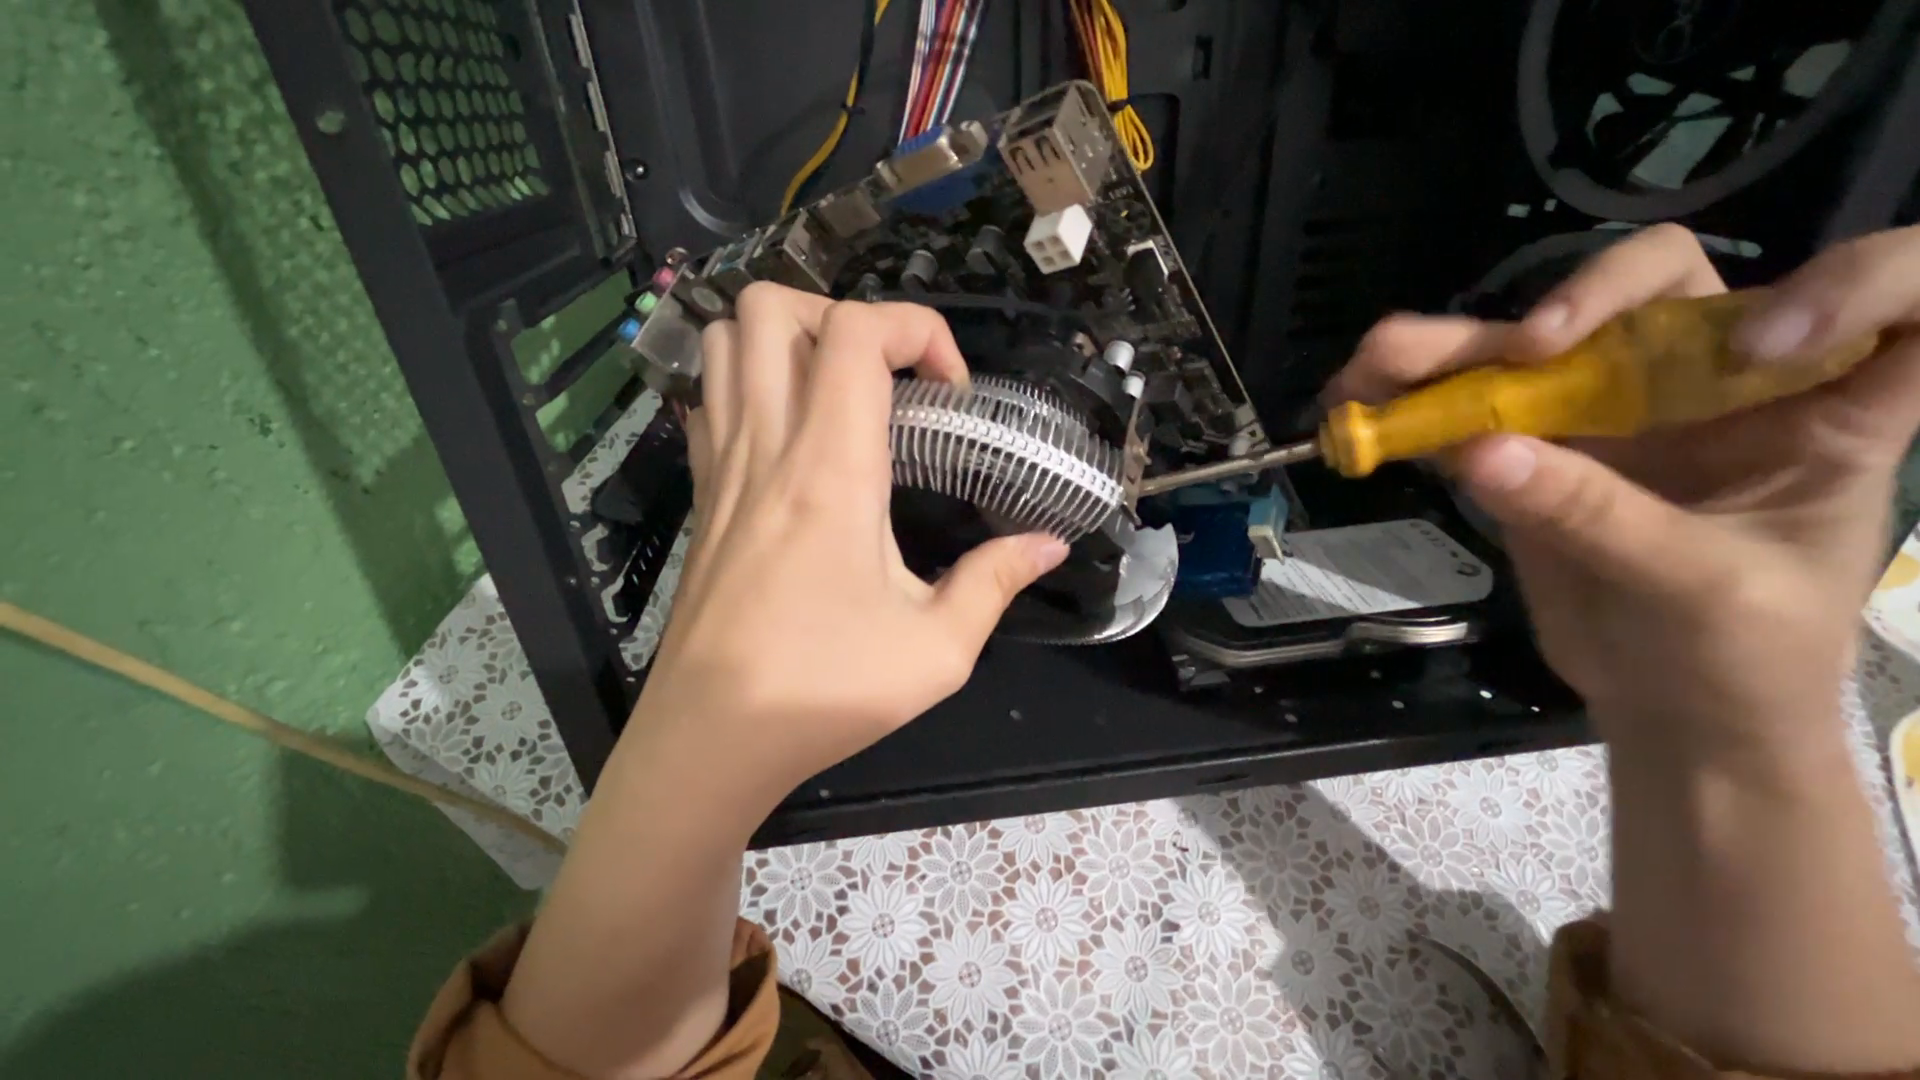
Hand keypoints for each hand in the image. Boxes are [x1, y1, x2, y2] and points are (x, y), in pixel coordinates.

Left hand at [628, 283, 1066, 807]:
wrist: (708, 739)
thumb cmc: (823, 693)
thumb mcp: (936, 651)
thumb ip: (995, 583)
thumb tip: (1049, 545)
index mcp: (831, 471)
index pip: (858, 332)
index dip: (919, 330)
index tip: (953, 393)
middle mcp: (766, 446)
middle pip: (772, 307)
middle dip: (845, 315)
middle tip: (890, 377)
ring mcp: (720, 465)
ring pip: (727, 340)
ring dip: (789, 338)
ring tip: (840, 391)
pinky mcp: (700, 492)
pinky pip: (709, 396)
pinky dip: (749, 380)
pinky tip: (792, 432)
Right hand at [1327, 223, 1919, 765]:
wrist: (1672, 710)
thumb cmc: (1745, 655)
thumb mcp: (1701, 587)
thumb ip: (1597, 514)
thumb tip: (1479, 451)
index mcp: (1813, 406)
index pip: (1888, 292)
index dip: (1851, 284)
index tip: (1760, 343)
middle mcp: (1704, 386)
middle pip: (1649, 291)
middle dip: (1579, 297)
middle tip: (1513, 349)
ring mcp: (1607, 416)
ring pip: (1524, 347)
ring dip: (1445, 346)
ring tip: (1372, 364)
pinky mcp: (1531, 452)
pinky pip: (1467, 410)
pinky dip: (1410, 407)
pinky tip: (1359, 409)